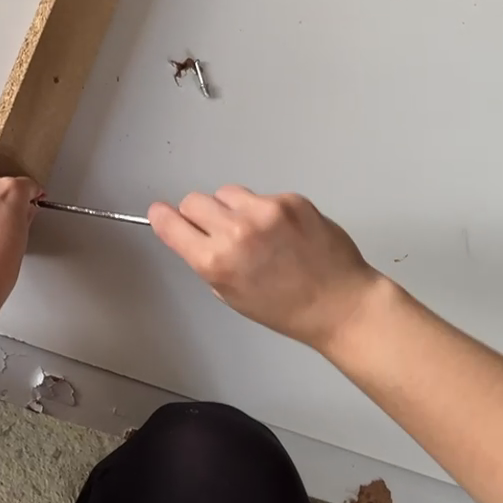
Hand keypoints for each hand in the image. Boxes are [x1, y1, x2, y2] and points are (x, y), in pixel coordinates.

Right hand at [149, 187, 382, 350]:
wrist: (340, 303)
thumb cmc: (285, 308)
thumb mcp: (229, 294)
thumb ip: (206, 261)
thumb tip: (193, 234)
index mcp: (214, 261)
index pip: (169, 223)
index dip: (163, 217)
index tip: (162, 214)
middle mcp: (235, 232)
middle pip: (193, 201)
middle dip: (199, 214)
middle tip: (216, 229)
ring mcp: (265, 212)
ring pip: (226, 193)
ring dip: (231, 207)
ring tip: (254, 230)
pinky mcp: (290, 200)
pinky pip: (261, 196)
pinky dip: (264, 210)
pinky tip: (282, 232)